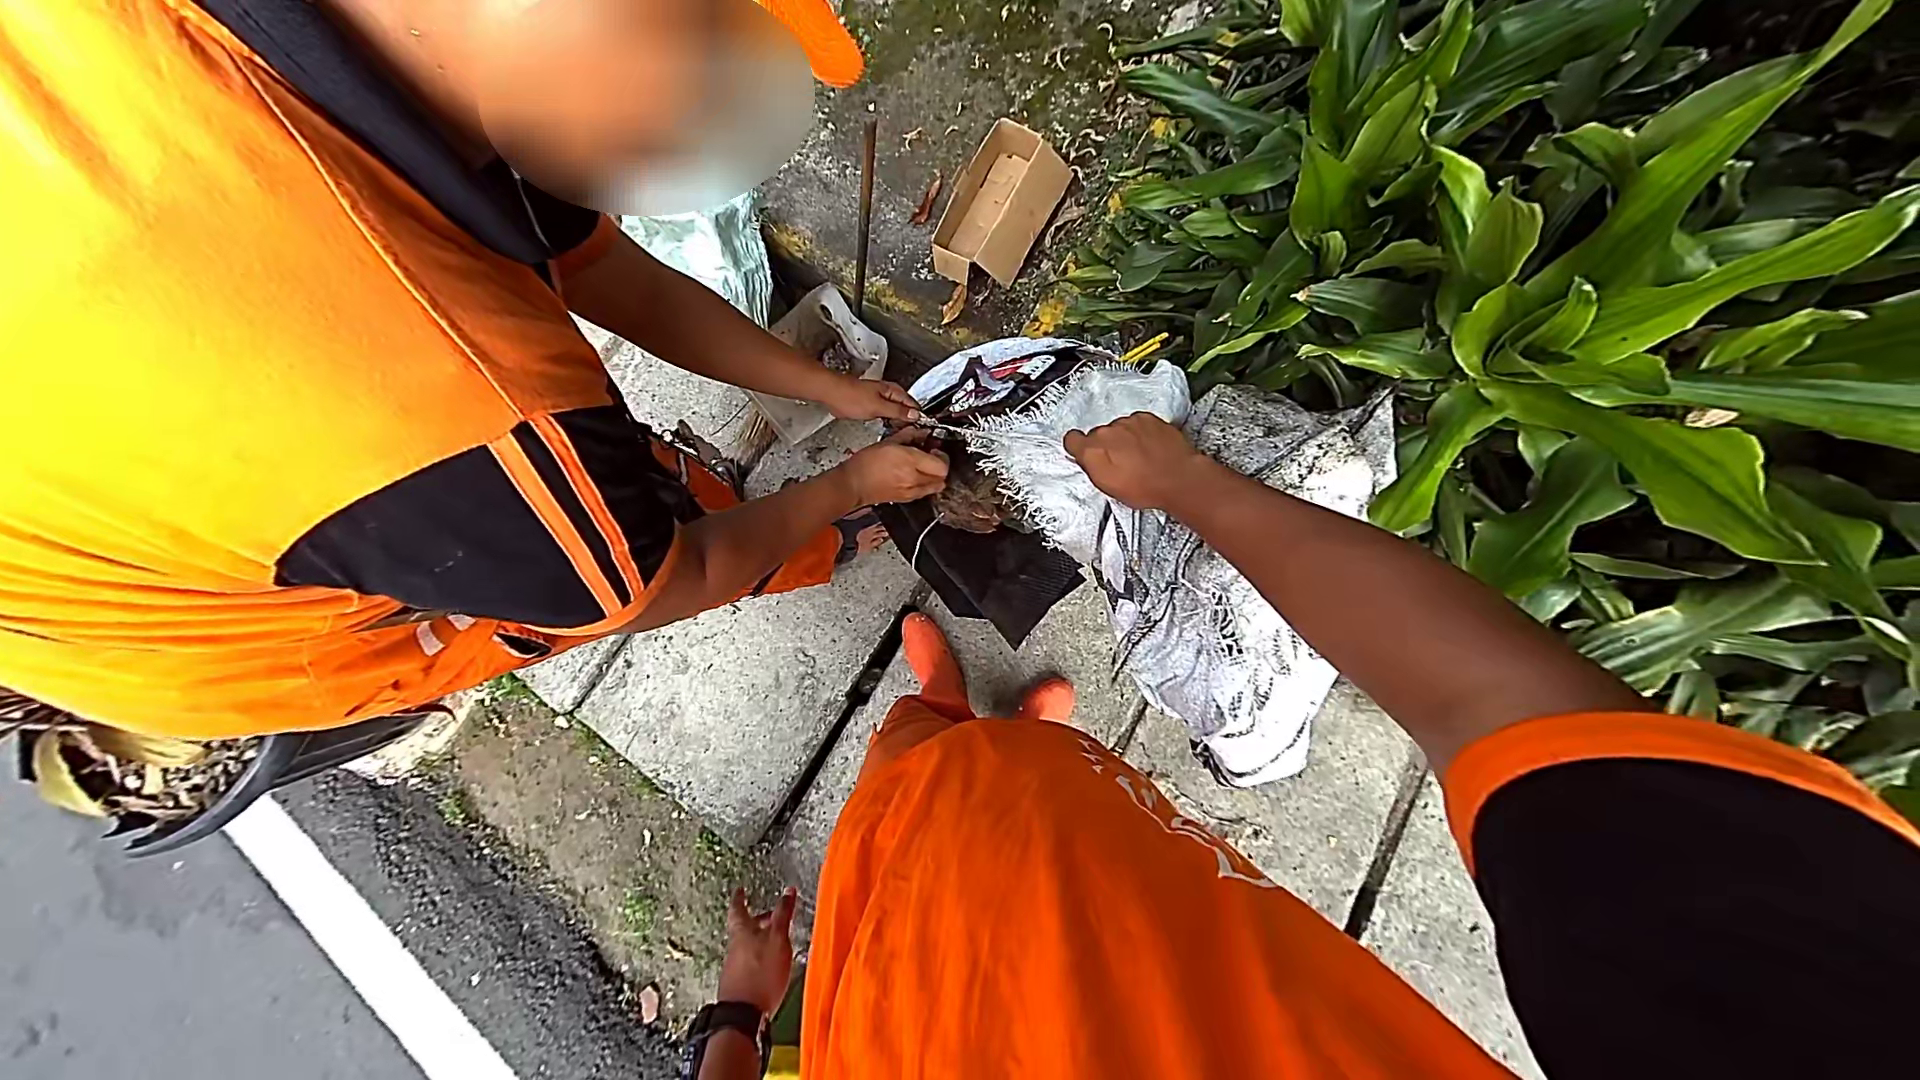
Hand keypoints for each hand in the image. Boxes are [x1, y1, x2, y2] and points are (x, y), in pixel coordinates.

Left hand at [716, 887, 796, 1014]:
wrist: (742, 1018)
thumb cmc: (761, 973)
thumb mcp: (778, 938)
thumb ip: (783, 914)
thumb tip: (788, 891)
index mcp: (742, 932)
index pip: (739, 908)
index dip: (740, 898)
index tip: (739, 890)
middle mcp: (734, 948)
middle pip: (744, 929)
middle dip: (757, 920)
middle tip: (769, 915)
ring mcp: (734, 968)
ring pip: (746, 947)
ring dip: (759, 941)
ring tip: (776, 942)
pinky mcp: (738, 986)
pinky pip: (749, 964)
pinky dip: (759, 959)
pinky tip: (769, 967)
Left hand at [822, 375, 923, 423]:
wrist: (832, 393)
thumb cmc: (850, 396)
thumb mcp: (878, 407)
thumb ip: (897, 411)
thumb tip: (914, 415)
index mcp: (893, 391)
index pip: (913, 404)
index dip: (918, 416)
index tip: (921, 428)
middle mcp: (888, 393)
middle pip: (906, 408)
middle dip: (909, 420)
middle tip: (912, 434)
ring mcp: (879, 398)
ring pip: (895, 411)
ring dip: (898, 421)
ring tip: (901, 433)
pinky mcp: (871, 404)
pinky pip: (885, 413)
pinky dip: (888, 421)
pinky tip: (887, 428)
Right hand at [838, 428, 949, 505]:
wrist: (854, 484)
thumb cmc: (865, 464)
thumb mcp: (887, 443)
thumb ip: (908, 436)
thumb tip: (921, 433)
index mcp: (909, 462)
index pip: (941, 464)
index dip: (942, 455)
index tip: (935, 449)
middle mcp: (913, 479)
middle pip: (942, 477)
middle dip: (940, 466)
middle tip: (932, 457)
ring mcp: (911, 491)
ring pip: (937, 486)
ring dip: (935, 476)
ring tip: (925, 468)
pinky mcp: (907, 499)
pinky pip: (925, 492)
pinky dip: (926, 484)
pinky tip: (916, 476)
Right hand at [1063, 412, 1212, 510]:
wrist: (1178, 478)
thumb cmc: (1146, 487)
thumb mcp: (1107, 487)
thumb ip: (1091, 467)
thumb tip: (1086, 459)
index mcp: (1092, 451)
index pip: (1071, 439)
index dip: (1077, 446)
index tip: (1082, 451)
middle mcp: (1107, 432)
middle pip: (1097, 434)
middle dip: (1105, 446)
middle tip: (1118, 463)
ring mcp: (1128, 423)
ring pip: (1118, 428)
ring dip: (1124, 439)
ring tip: (1137, 458)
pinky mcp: (1147, 418)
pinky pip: (1137, 423)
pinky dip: (1140, 432)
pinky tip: (1148, 448)